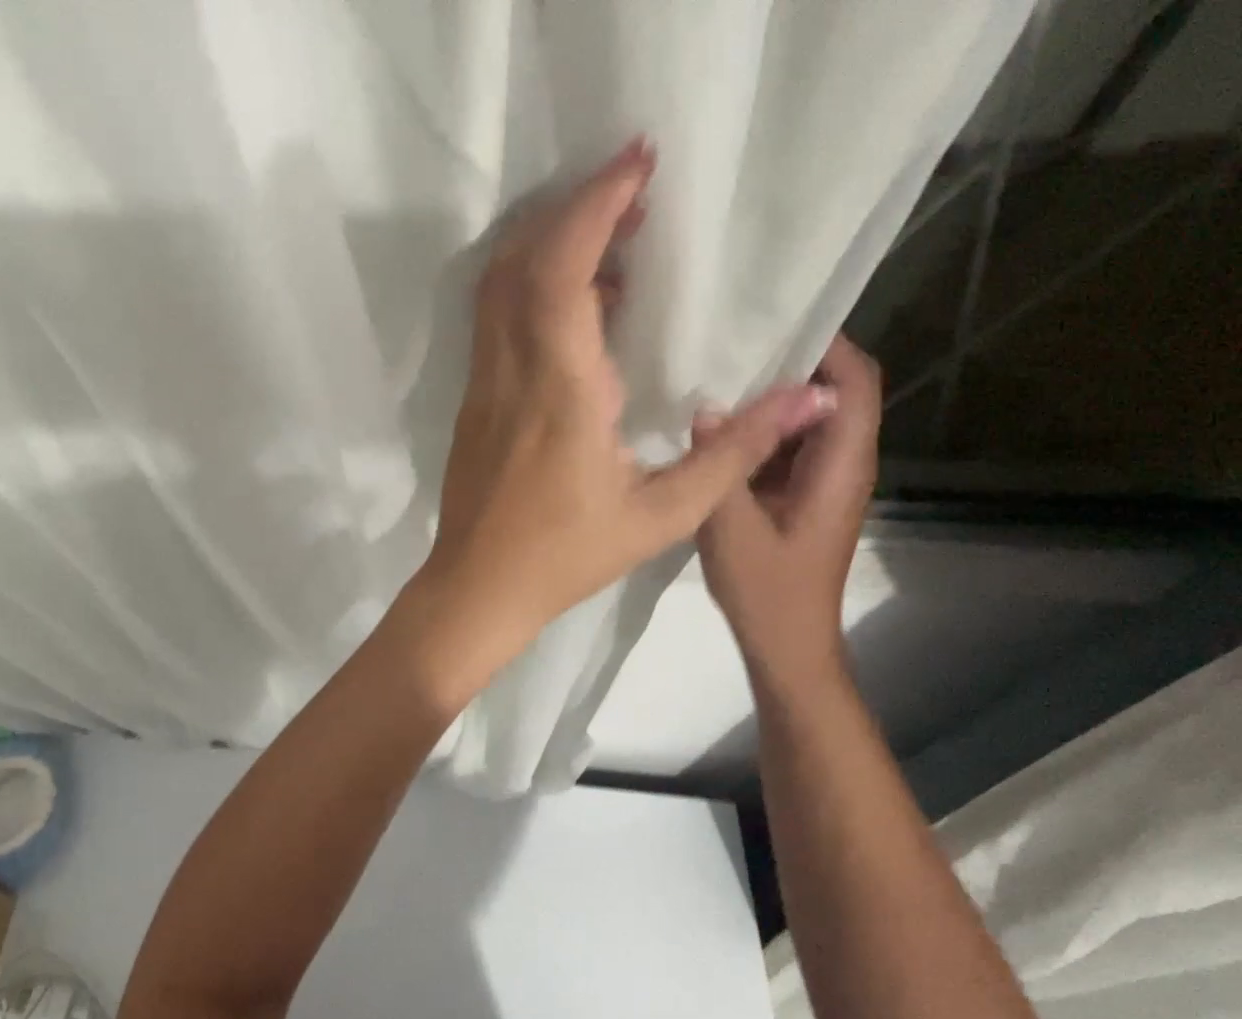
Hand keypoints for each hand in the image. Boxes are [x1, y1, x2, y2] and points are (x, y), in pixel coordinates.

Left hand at [422, 137, 833, 642]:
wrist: (476, 585)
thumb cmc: (566, 557)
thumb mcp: (662, 515)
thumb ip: (735, 452)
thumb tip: (812, 396)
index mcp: (558, 388)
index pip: (560, 271)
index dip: (593, 207)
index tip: (638, 163)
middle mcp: (510, 370)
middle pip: (522, 261)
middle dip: (575, 211)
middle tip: (638, 189)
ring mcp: (483, 382)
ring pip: (500, 287)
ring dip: (550, 244)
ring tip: (620, 235)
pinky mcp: (475, 397)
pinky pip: (498, 321)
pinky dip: (535, 286)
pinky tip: (587, 301)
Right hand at [695, 335, 881, 682]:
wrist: (786, 644)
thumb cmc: (769, 590)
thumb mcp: (731, 528)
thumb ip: (720, 465)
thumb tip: (704, 405)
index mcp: (841, 465)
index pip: (854, 384)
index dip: (827, 344)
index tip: (773, 316)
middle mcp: (840, 463)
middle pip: (832, 392)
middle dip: (788, 361)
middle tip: (727, 339)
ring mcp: (819, 479)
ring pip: (804, 418)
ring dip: (767, 395)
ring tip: (712, 371)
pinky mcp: (796, 494)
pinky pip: (783, 444)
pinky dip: (755, 428)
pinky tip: (709, 425)